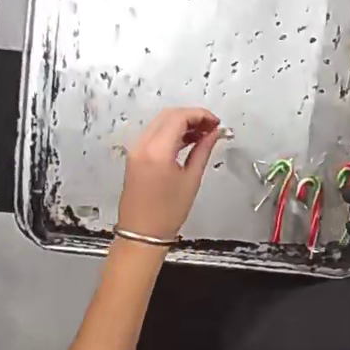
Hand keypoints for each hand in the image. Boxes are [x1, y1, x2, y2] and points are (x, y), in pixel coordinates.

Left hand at [117, 107, 222, 239]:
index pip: (179, 118)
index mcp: (157, 151)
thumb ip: (202, 151)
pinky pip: (153, 135)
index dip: (200, 115)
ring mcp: (136, 151)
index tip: (215, 121)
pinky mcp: (135, 157)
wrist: (142, 233)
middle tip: (211, 126)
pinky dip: (170, 133)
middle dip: (192, 116)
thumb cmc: (165, 214)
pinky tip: (186, 141)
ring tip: (202, 134)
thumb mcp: (191, 180)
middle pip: (169, 116)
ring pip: (160, 123)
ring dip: (181, 124)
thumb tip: (212, 135)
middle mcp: (143, 146)